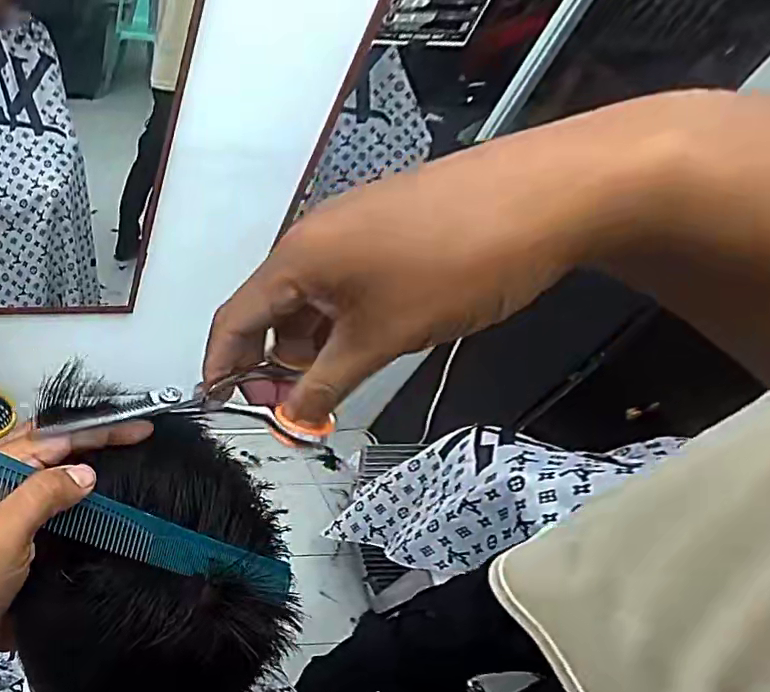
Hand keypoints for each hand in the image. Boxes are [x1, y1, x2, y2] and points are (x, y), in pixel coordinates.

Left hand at [0, 420, 153, 635]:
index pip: (58, 437)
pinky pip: (48, 486)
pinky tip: (90, 487)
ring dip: (86, 456)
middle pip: (57, 442)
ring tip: (121, 453)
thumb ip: (43, 494)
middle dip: (97, 437)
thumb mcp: (5, 532)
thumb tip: (85, 473)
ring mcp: (4, 491)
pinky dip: (73, 481)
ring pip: (54, 462)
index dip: (101, 432)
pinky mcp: (12, 513)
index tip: (137, 431)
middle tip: (135, 438)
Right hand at [204, 91, 712, 424]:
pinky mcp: (381, 234)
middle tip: (291, 407)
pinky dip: (336, 327)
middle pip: (265, 314)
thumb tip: (293, 419)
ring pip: (304, 305)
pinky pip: (337, 290)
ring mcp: (348, 234)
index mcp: (296, 260)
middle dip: (268, 366)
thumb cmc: (453, 266)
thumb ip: (324, 384)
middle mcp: (312, 241)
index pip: (232, 319)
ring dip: (307, 350)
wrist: (551, 195)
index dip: (219, 366)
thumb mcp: (379, 339)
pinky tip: (358, 349)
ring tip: (333, 384)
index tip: (217, 403)